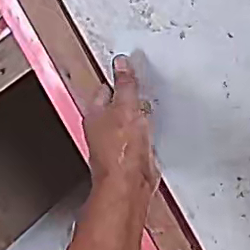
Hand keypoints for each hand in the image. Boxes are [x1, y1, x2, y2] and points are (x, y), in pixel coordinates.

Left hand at [86, 54, 157, 200]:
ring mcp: (118, 143)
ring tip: (150, 104)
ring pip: (129, 120)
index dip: (117, 78)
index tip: (128, 68)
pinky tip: (154, 128)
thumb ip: (125, 85)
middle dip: (130, 96)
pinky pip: (141, 136)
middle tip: (141, 85)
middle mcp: (103, 129)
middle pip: (117, 105)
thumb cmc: (120, 153)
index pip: (105, 89)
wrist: (130, 185)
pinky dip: (147, 130)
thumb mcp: (126, 108)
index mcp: (95, 114)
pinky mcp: (133, 155)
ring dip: (140, 114)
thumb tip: (121, 64)